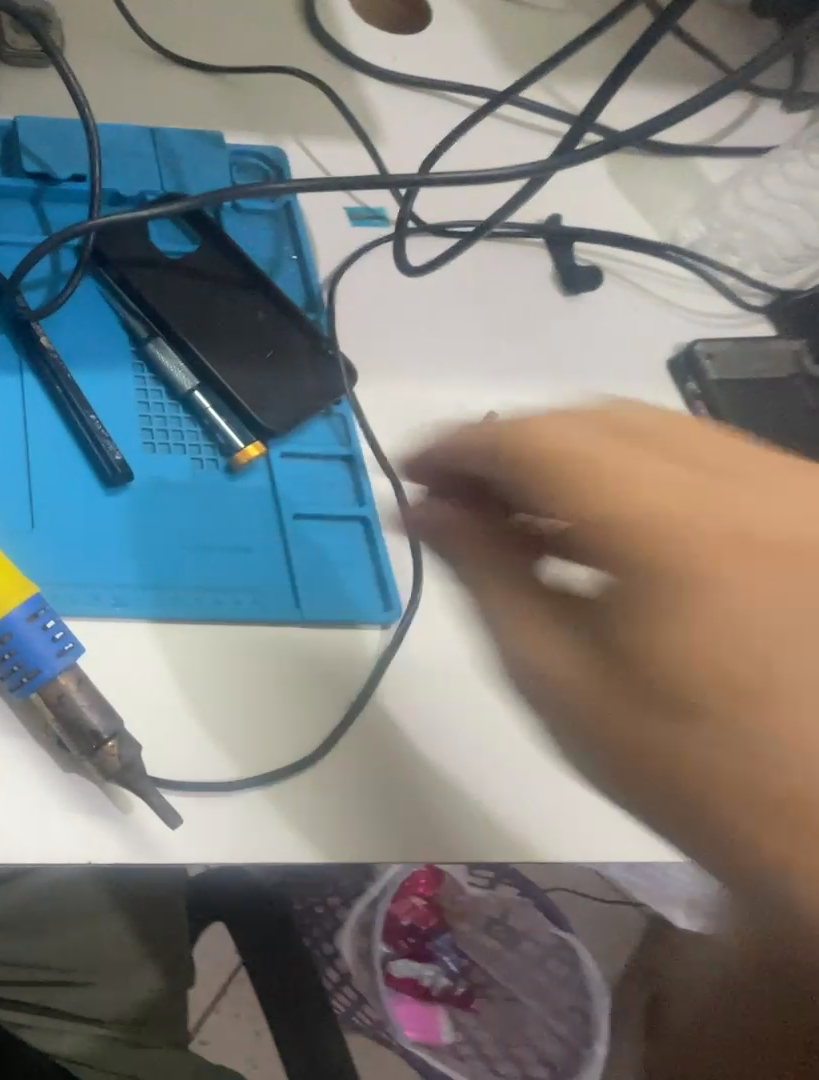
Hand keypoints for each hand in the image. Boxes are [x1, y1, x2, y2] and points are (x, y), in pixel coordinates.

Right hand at [404, 402, 818, 938]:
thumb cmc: (676, 764)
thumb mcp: (548, 670)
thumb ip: (481, 569)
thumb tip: (420, 508)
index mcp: (681, 534)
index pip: (540, 442)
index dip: (459, 448)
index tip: (407, 478)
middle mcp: (760, 491)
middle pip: (596, 420)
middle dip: (506, 446)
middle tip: (446, 496)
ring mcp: (806, 500)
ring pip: (651, 431)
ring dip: (562, 456)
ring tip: (506, 511)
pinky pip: (702, 460)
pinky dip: (621, 474)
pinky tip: (584, 527)